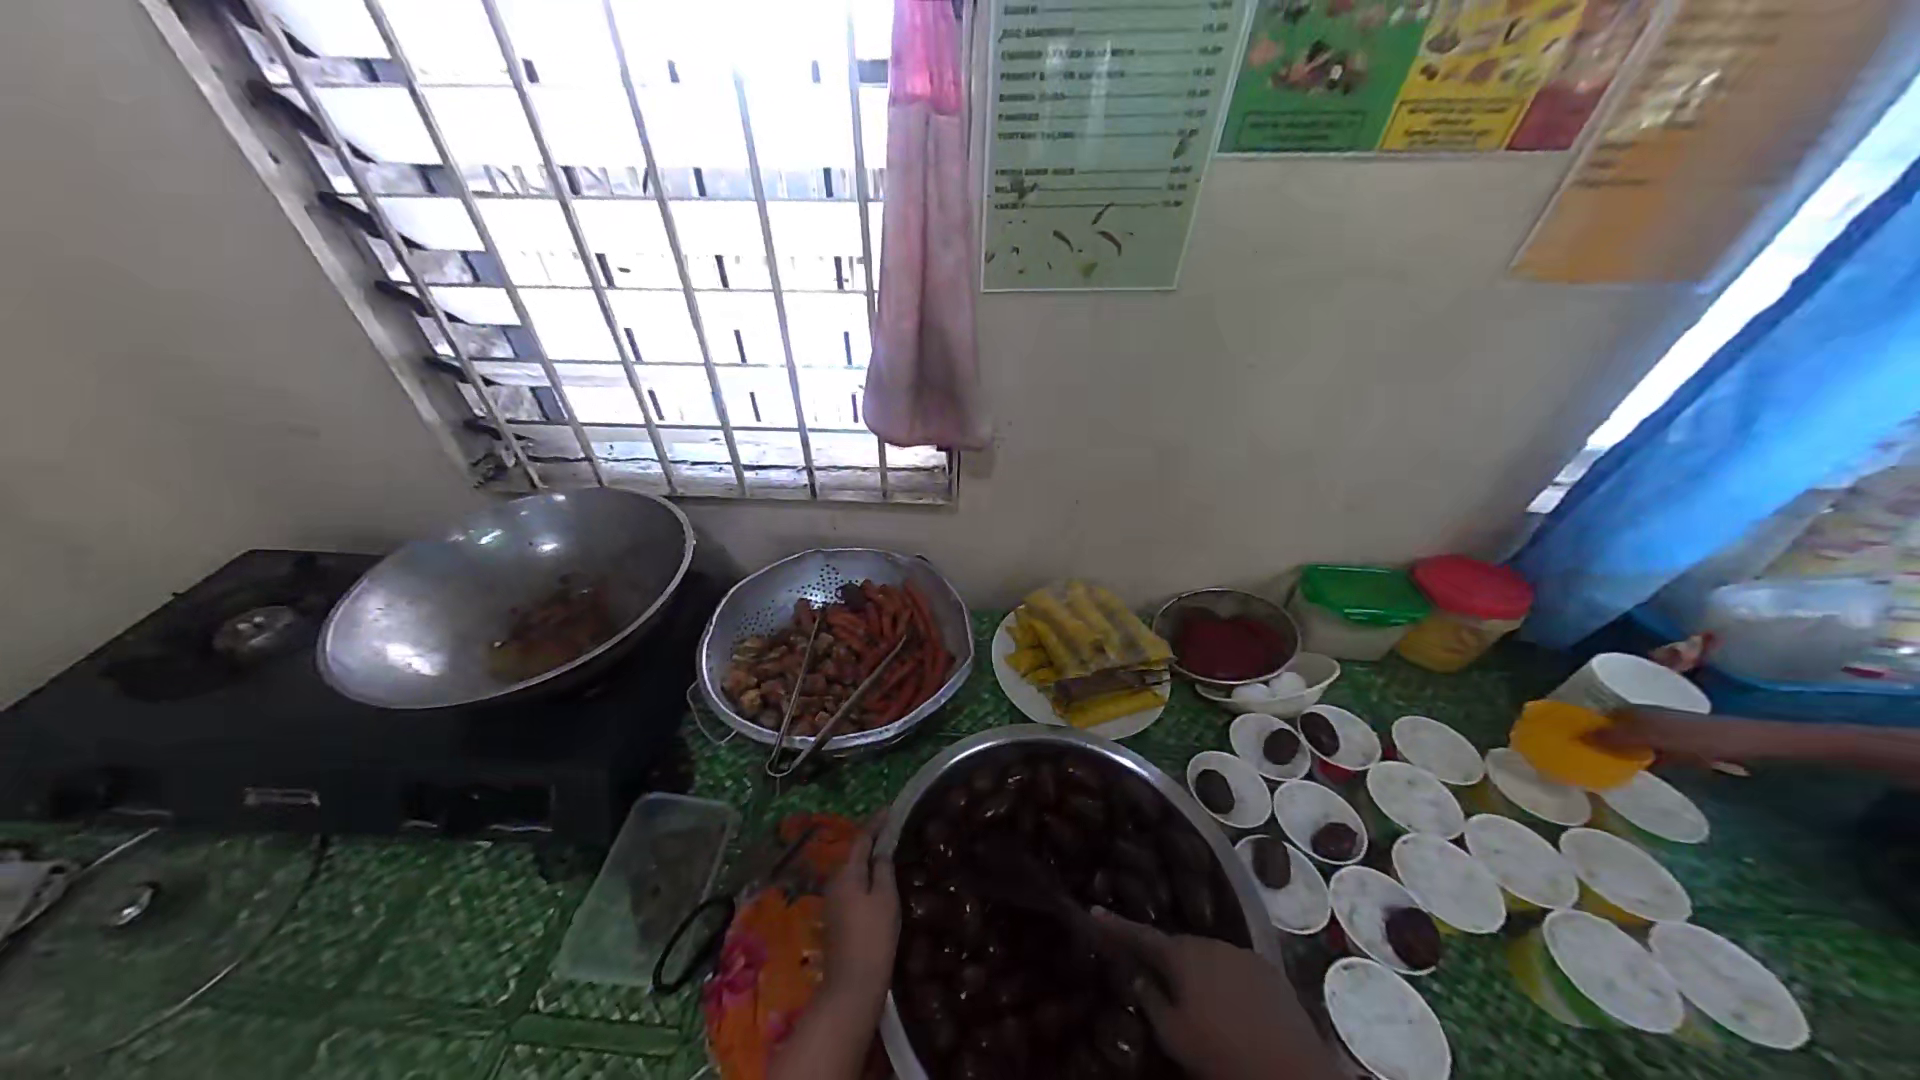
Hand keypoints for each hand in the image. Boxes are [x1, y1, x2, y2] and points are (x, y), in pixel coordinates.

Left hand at [821, 825, 898, 1007]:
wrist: (852, 984)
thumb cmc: (873, 937)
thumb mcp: (885, 898)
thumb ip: (883, 869)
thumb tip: (881, 851)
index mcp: (846, 873)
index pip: (861, 839)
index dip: (876, 823)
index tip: (890, 809)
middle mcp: (834, 882)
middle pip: (854, 854)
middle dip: (871, 840)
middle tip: (892, 830)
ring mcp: (833, 902)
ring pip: (853, 871)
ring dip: (868, 860)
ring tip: (889, 852)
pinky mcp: (836, 918)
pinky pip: (852, 887)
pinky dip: (865, 878)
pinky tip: (879, 882)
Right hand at [1094, 911, 1336, 1079]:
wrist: (1293, 1072)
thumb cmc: (1223, 1054)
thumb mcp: (1173, 1035)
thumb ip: (1149, 999)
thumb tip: (1135, 974)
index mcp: (1183, 955)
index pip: (1141, 935)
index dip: (1115, 927)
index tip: (1093, 911)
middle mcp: (1211, 943)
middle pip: (1175, 944)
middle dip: (1159, 954)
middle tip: (1144, 966)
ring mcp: (1243, 954)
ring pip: (1205, 954)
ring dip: (1192, 968)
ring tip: (1187, 992)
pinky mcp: (1269, 971)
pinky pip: (1231, 966)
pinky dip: (1220, 977)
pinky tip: (1223, 1001)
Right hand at [1584, 706, 1757, 764]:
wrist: (1748, 745)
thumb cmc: (1696, 736)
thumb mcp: (1651, 736)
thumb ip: (1614, 738)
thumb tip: (1575, 738)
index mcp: (1631, 712)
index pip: (1596, 719)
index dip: (1579, 728)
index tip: (1562, 741)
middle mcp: (1641, 720)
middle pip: (1610, 732)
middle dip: (1594, 743)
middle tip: (1575, 758)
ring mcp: (1659, 735)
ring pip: (1627, 745)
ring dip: (1615, 755)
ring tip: (1596, 768)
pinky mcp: (1674, 751)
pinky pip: (1645, 756)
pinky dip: (1635, 764)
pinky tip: (1629, 774)